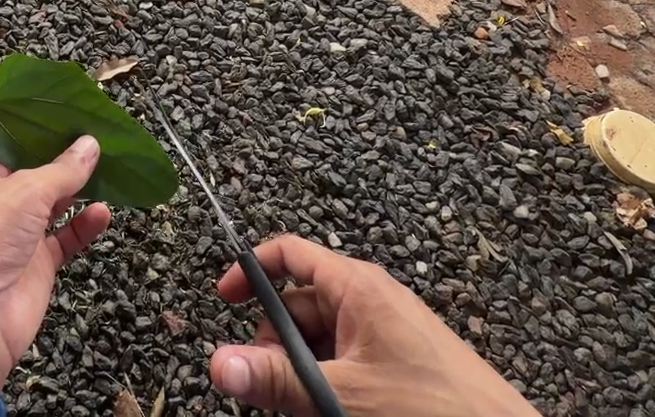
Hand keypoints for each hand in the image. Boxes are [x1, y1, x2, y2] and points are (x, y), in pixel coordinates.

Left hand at [0, 138, 113, 387]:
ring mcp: (15, 229)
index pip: (7, 138)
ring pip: (53, 201)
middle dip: (65, 155)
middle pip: (34, 168)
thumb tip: (91, 144)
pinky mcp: (35, 259)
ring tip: (111, 167)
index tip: (70, 112)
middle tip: (99, 135)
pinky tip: (104, 213)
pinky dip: (84, 225)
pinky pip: (65, 236)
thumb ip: (63, 169)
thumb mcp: (25, 191)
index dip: (37, 126)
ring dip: (79, 189)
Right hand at [211, 236, 538, 416]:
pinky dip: (331, 385)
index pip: (289, 253)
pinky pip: (348, 363)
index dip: (251, 269)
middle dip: (277, 344)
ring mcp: (386, 333)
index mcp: (357, 285)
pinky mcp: (401, 364)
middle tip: (269, 385)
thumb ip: (277, 379)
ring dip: (304, 372)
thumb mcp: (345, 394)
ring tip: (307, 408)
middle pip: (299, 305)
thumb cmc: (436, 410)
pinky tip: (333, 411)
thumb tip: (218, 363)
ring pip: (322, 342)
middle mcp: (369, 300)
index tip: (225, 299)